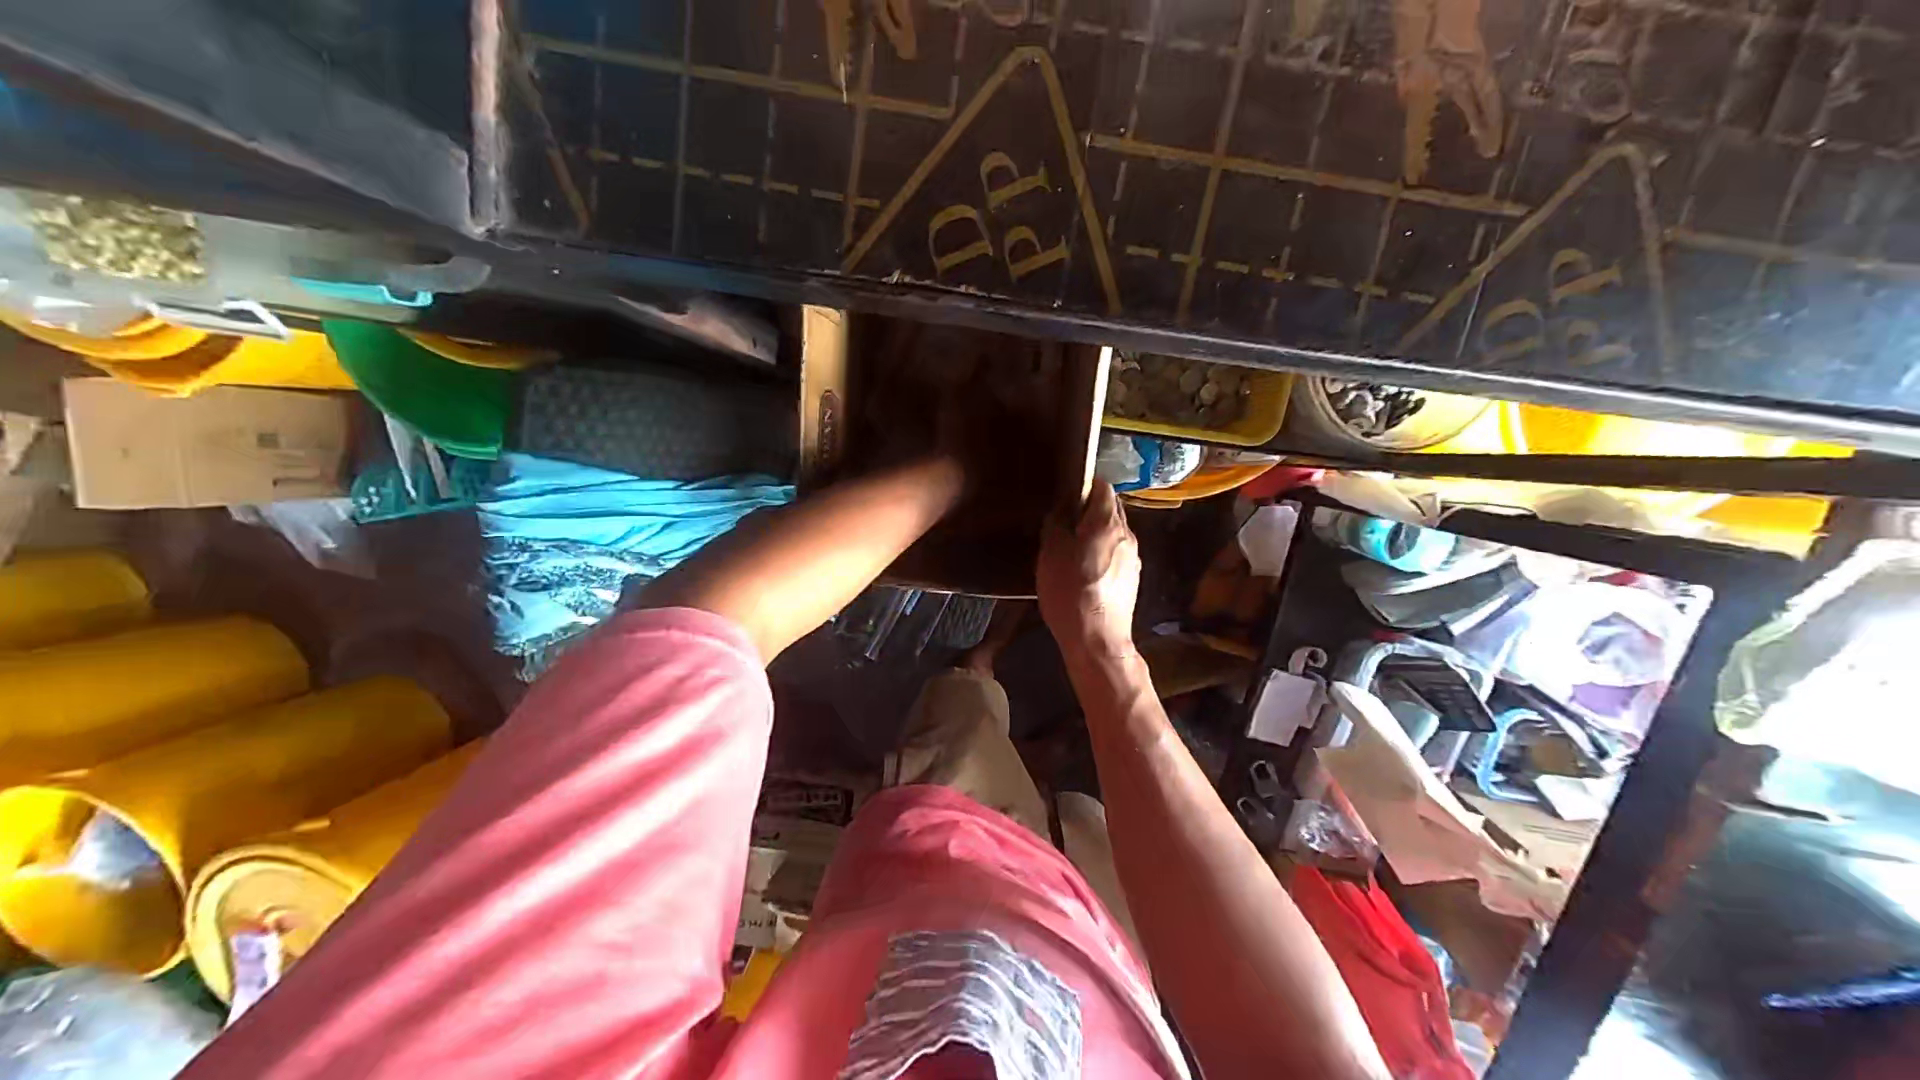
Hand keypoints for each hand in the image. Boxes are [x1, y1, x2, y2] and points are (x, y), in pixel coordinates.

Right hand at [1038, 480, 1140, 662]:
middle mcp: (1127, 535)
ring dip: (1095, 533)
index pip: (1103, 487)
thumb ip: (1056, 524)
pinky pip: (1116, 553)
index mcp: (1108, 522)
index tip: (1064, 493)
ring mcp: (1134, 558)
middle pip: (1111, 509)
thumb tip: (1062, 509)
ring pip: (1114, 532)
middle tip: (1063, 520)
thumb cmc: (1070, 593)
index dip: (1084, 485)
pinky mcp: (1133, 579)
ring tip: (1071, 546)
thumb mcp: (1051, 554)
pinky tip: (1084, 570)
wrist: (1097, 641)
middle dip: (1089, 510)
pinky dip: (1102, 553)